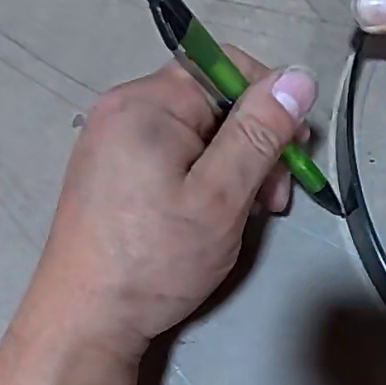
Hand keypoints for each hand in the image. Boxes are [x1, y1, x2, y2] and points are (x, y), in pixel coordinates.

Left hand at [16, 50, 316, 361]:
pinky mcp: (109, 169)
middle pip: (210, 100)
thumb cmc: (154, 258)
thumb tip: (300, 75)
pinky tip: (208, 213)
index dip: (268, 102)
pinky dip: (199, 175)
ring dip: (231, 163)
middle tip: (272, 199)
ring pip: (194, 131)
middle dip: (252, 141)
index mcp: (146, 102)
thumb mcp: (221, 196)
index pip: (225, 67)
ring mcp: (111, 140)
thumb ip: (260, 132)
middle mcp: (122, 109)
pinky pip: (168, 153)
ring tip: (244, 213)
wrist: (85, 317)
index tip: (291, 153)